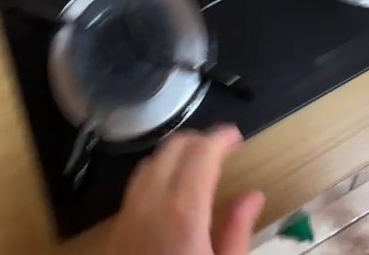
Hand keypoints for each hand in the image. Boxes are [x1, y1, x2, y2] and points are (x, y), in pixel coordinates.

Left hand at [106, 125, 265, 254]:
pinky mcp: (115, 232)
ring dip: (175, 153)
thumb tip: (253, 196)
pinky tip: (171, 191)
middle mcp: (151, 204)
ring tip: (199, 164)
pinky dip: (157, 172)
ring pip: (150, 161)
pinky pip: (136, 185)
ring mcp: (129, 216)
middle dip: (199, 140)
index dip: (221, 137)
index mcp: (184, 212)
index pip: (202, 152)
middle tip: (222, 148)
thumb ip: (237, 232)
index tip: (237, 136)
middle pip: (173, 148)